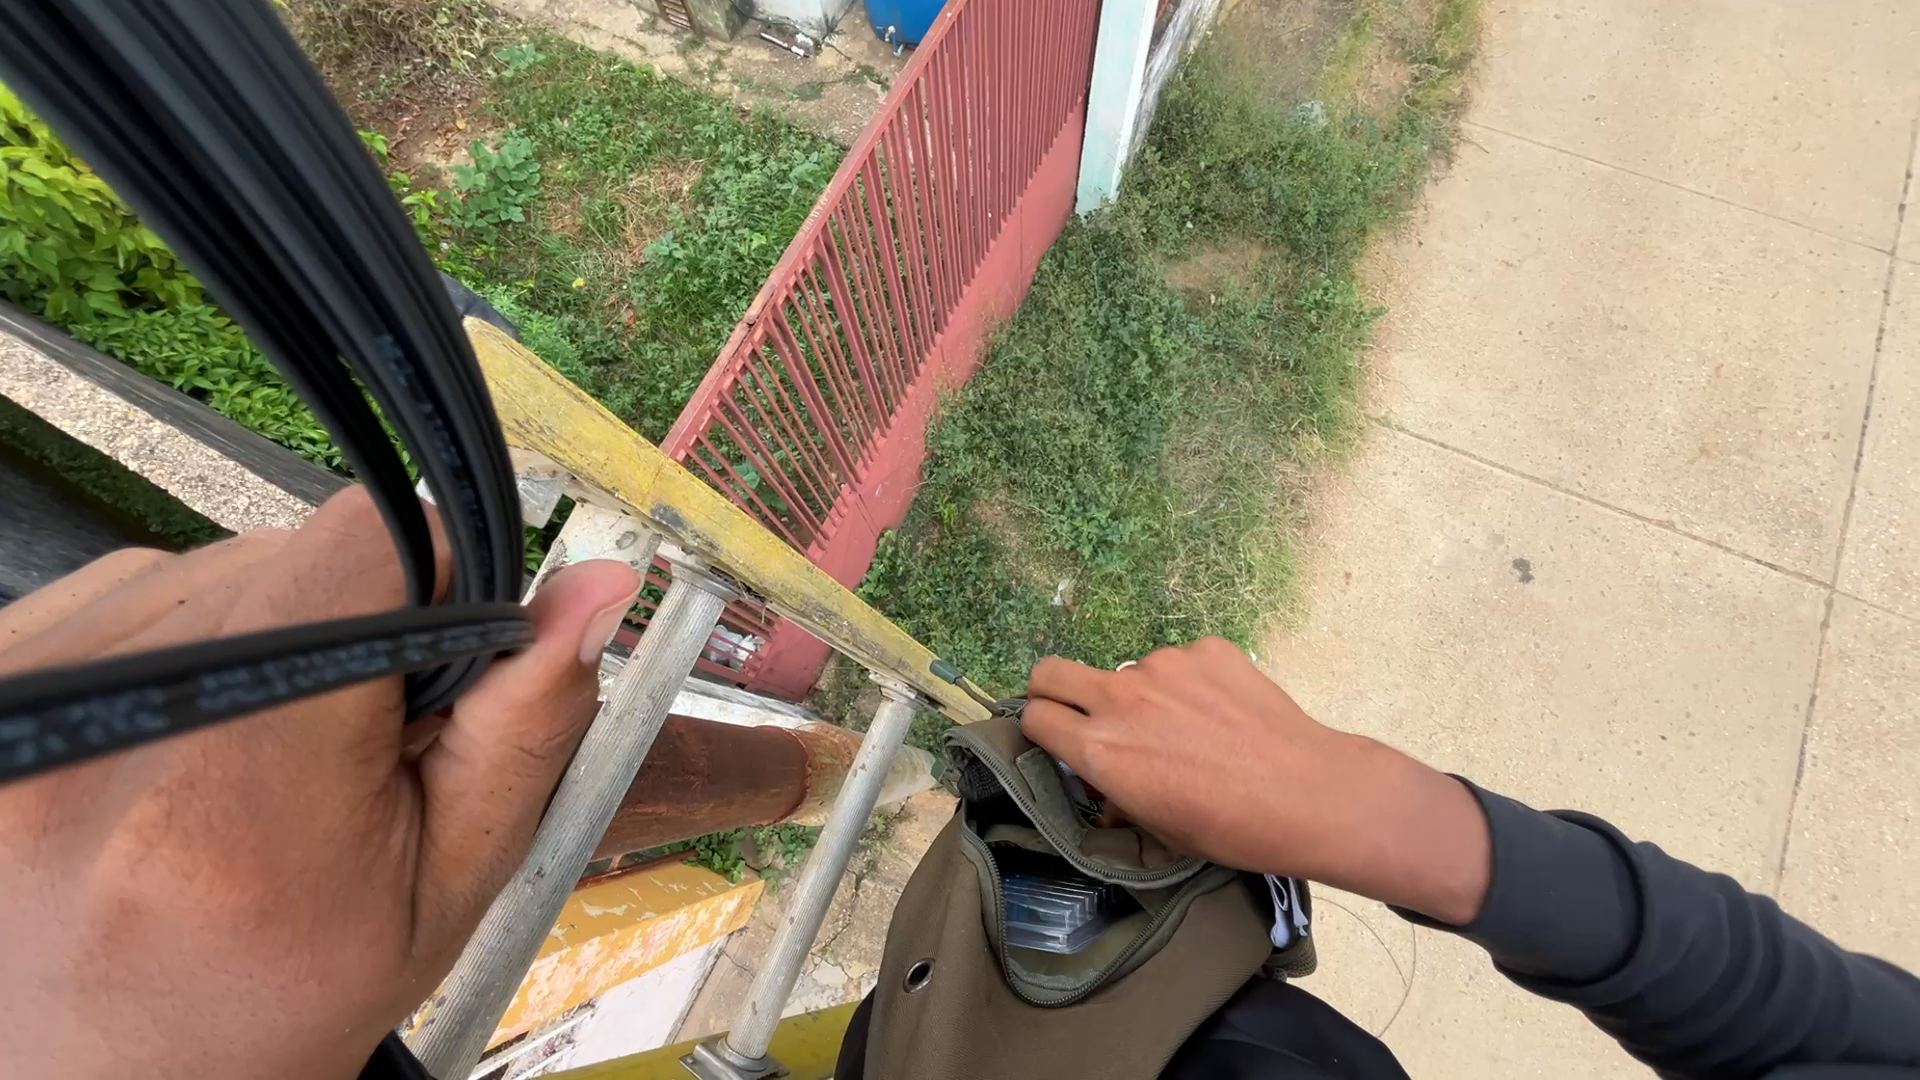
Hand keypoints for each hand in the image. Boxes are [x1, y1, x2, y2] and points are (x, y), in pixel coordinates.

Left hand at [0, 488, 640, 1079]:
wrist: (112, 1067)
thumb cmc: (308, 978)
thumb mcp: (465, 864)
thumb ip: (533, 715)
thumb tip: (602, 582)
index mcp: (238, 793)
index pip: (372, 550)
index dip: (444, 575)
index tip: (452, 659)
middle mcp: (92, 729)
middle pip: (310, 557)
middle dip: (376, 617)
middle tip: (373, 730)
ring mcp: (11, 693)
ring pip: (238, 562)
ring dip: (297, 626)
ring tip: (290, 737)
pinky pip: (152, 582)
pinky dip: (217, 633)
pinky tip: (217, 723)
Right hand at [1022, 638, 1491, 924]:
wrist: (1310, 794)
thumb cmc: (1230, 827)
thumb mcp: (1160, 830)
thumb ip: (1116, 798)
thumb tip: (1104, 787)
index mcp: (1101, 748)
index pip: (1034, 716)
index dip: (1039, 727)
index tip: (1056, 736)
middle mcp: (1120, 697)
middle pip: (1049, 671)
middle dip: (1052, 690)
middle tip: (1082, 712)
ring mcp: (1163, 664)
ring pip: (1128, 672)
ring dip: (1141, 694)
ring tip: (1191, 726)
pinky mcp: (1204, 648)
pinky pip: (1180, 661)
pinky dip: (1190, 683)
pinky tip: (1224, 710)